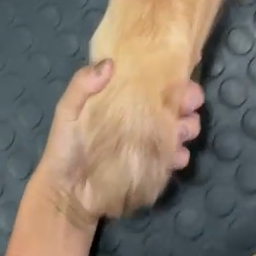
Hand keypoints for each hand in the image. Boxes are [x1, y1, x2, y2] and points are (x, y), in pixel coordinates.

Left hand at [30, 60, 203, 231]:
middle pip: (176, 103)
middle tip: (187, 107)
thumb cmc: (66, 147)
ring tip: (181, 132)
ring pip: (182, 128)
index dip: (171, 77)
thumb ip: (82, 85)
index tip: (181, 78)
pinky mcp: (155, 166)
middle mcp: (142, 116)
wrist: (68, 191)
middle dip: (188, 102)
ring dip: (187, 127)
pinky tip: (175, 156)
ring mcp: (150, 141)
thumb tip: (110, 63)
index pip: (153, 81)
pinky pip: (176, 157)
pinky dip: (180, 154)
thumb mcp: (68, 111)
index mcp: (124, 97)